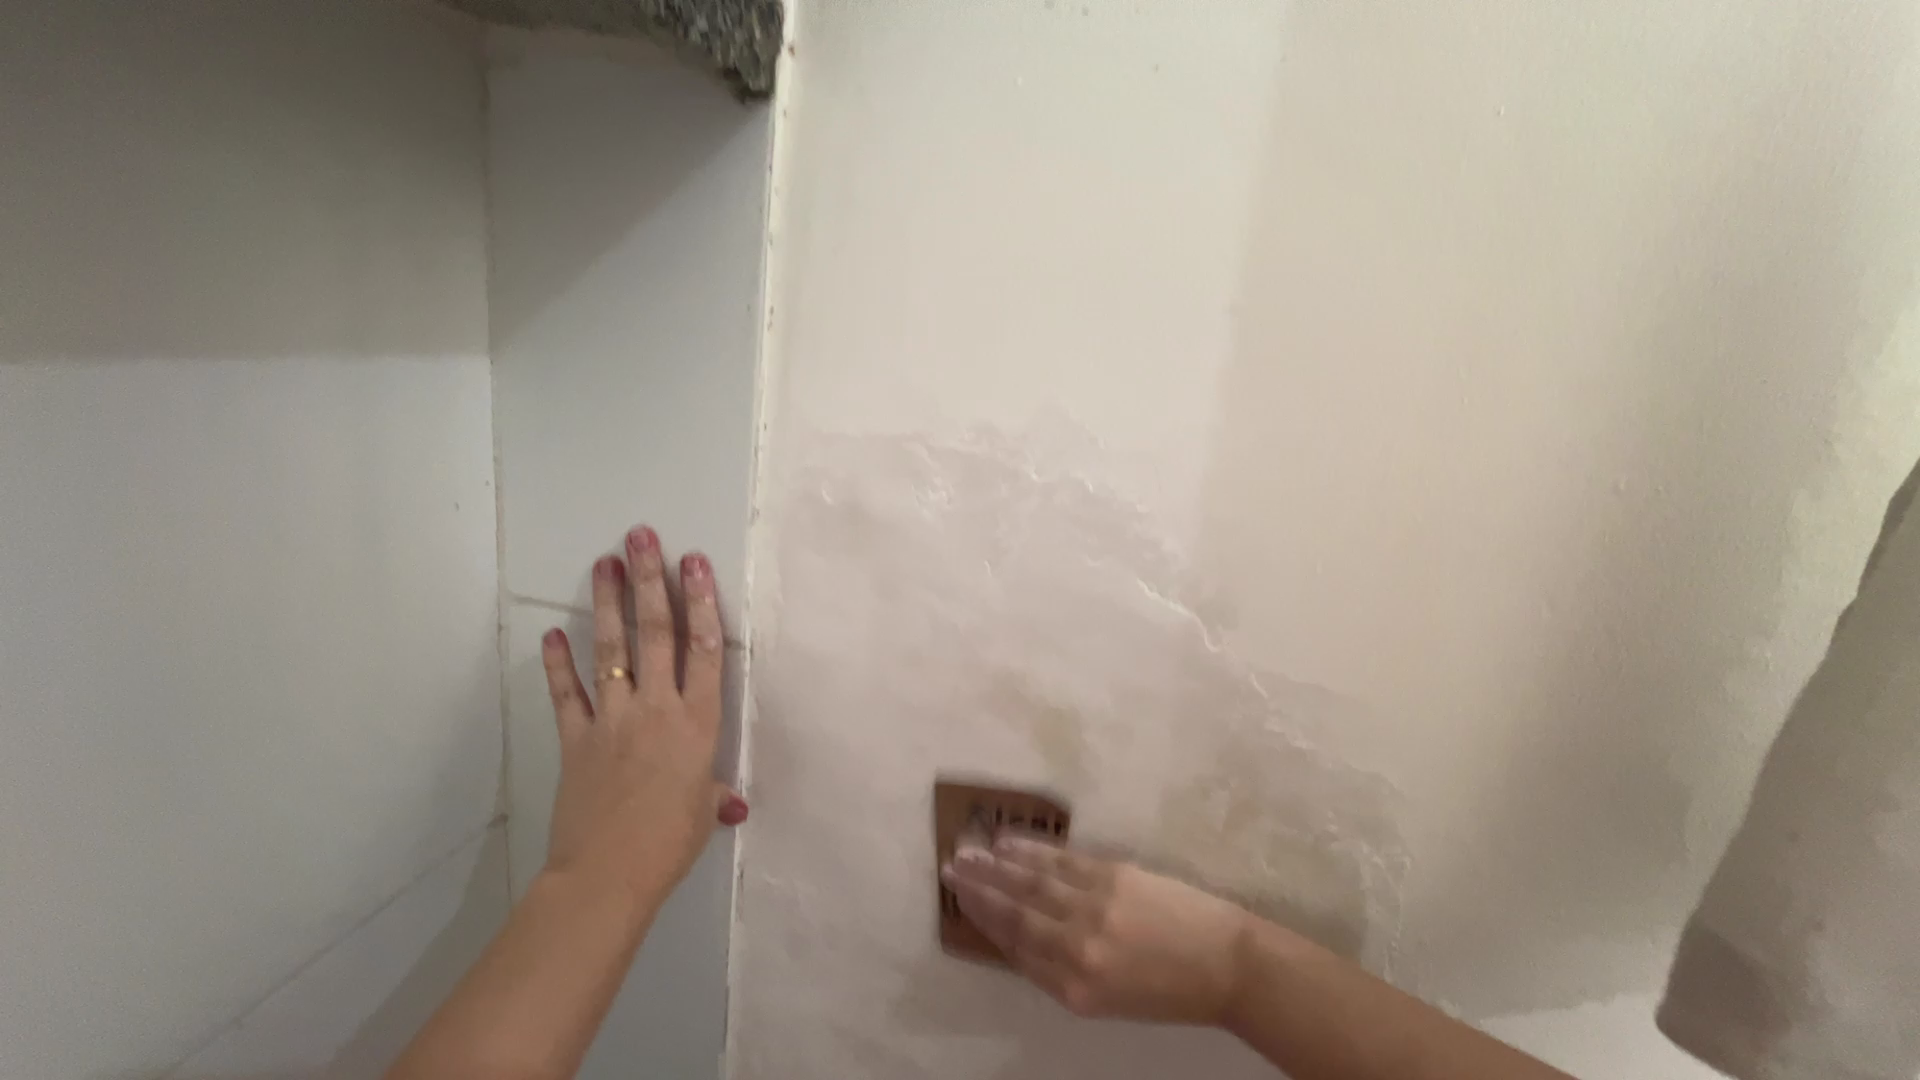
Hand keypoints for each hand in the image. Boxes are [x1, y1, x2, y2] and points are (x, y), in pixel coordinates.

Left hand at [539, 525, 747, 910]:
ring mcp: (613, 719)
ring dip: (607, 603)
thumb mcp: (703, 811)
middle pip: (655, 633)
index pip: (704, 648)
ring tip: (604, 562)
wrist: (607, 876)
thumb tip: (730, 802)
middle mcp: (657, 708)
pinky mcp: (575, 738)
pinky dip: (556, 663)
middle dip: (650, 581)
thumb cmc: (670, 843)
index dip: (700, 601)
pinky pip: (566, 694)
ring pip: (612, 651)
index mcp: (697, 722)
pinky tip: (551, 632)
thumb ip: (714, 792)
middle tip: (642, 537)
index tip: (694, 561)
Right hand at [942, 834, 1249, 1025]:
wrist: (1225, 964)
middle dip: (977, 888)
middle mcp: (1075, 947)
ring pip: (1031, 881)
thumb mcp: (1107, 999)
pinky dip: (1031, 849)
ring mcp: (1093, 907)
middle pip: (1015, 912)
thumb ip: (1060, 970)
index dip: (983, 920)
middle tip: (948, 866)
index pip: (1015, 948)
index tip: (959, 899)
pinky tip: (1009, 842)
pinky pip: (1060, 861)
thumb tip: (1020, 935)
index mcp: (1073, 988)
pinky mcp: (1112, 875)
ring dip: (995, 864)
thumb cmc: (1167, 990)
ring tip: (968, 850)